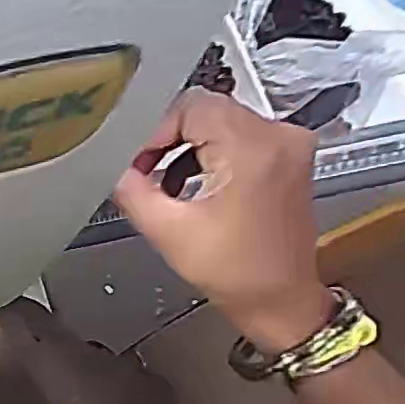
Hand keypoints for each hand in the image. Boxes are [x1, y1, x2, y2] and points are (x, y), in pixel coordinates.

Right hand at [114, 88, 334, 351]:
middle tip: (142, 171)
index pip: (190, 106)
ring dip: (185, 147)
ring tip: (163, 183)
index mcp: (253, 149)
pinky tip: (189, 183)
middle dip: (166, 138)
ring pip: (220, 121)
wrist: (279, 297)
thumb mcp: (167, 232)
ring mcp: (289, 144)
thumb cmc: (237, 272)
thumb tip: (116, 170)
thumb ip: (133, 193)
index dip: (153, 132)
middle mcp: (279, 136)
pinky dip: (208, 153)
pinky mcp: (288, 156)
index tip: (135, 162)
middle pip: (206, 109)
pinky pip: (238, 136)